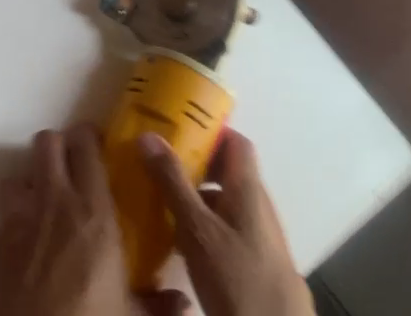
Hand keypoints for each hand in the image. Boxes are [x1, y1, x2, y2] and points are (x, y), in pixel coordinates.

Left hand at [0, 124, 190, 315]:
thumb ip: (158, 305)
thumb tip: (182, 303)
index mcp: (93, 214)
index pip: (86, 149)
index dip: (89, 136)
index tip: (98, 142)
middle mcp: (54, 203)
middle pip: (47, 143)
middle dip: (59, 145)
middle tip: (74, 162)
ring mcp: (20, 218)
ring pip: (21, 172)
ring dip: (34, 179)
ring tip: (49, 199)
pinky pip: (7, 210)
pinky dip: (20, 215)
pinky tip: (32, 240)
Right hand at [139, 130, 312, 315]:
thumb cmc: (237, 278)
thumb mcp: (196, 229)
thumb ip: (172, 183)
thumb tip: (148, 135)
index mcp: (249, 191)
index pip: (237, 143)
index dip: (211, 132)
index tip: (177, 131)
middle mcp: (260, 208)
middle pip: (230, 172)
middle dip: (196, 165)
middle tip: (158, 165)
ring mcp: (261, 237)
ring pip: (228, 203)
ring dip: (198, 196)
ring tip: (162, 202)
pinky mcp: (257, 262)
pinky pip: (230, 229)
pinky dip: (206, 224)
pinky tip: (182, 243)